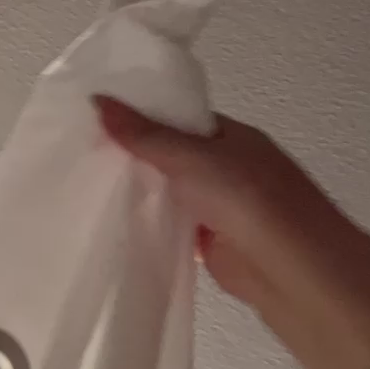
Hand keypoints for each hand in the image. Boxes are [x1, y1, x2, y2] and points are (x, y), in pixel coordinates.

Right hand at [92, 95, 353, 307]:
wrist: (289, 268)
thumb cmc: (246, 199)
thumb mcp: (188, 156)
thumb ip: (141, 133)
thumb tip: (97, 99)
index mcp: (232, 137)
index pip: (177, 118)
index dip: (137, 117)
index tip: (94, 120)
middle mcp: (228, 166)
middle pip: (168, 154)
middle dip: (131, 154)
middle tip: (80, 150)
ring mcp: (218, 203)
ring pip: (166, 189)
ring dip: (137, 189)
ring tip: (84, 180)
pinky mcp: (206, 237)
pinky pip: (167, 222)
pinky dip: (145, 220)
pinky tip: (110, 217)